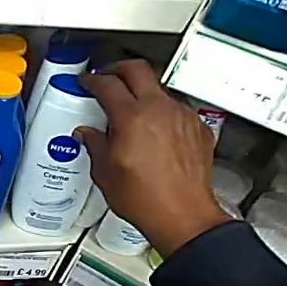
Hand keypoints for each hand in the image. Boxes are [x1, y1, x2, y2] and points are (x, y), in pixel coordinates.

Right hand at [77, 60, 228, 255]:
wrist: (183, 216)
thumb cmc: (147, 199)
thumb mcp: (105, 173)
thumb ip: (95, 145)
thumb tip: (89, 135)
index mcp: (131, 117)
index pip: (107, 84)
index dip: (93, 80)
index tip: (89, 82)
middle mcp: (159, 110)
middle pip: (138, 69)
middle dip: (119, 69)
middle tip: (110, 76)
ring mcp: (181, 116)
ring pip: (160, 89)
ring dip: (144, 92)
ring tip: (133, 108)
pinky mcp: (198, 128)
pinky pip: (178, 109)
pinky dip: (164, 112)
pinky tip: (156, 129)